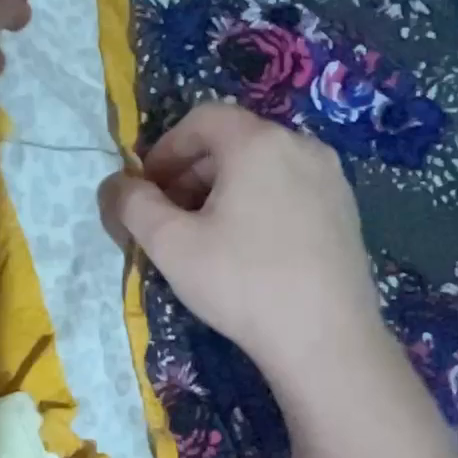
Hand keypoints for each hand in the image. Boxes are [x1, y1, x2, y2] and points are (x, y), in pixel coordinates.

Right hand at [98, 103, 381, 374]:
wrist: (324, 337)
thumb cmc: (240, 282)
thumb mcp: (170, 245)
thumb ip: (133, 206)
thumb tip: (114, 185)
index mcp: (257, 143)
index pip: (202, 119)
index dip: (164, 149)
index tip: (144, 189)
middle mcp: (300, 146)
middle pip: (232, 142)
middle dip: (189, 173)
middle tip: (165, 218)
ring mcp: (329, 178)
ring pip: (260, 167)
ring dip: (220, 190)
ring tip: (201, 237)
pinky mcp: (343, 210)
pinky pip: (287, 189)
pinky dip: (255, 204)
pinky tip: (244, 250)